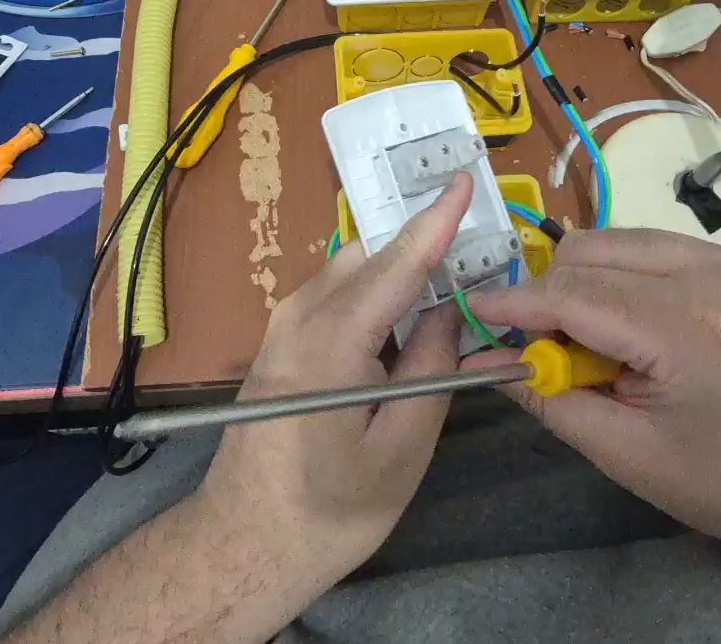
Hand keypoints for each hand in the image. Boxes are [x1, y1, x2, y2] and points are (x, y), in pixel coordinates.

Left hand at [190, 176, 468, 596]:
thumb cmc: (330, 510)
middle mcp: (300, 315)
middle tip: (478, 250)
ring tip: (452, 284)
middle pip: (372, 259)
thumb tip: (450, 311)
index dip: (435, 220)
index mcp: (331, 339)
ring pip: (352, 273)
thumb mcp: (399, 449)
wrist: (242, 542)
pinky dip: (376, 294)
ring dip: (401, 272)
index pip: (396, 264)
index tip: (463, 179)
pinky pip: (336, 296)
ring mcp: (283, 324)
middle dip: (424, 246)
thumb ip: (431, 371)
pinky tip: (406, 319)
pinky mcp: (280, 339)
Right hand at [462, 228, 720, 585]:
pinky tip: (627, 323)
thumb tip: (485, 359)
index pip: (572, 293)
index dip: (514, 302)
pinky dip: (616, 275)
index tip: (474, 312)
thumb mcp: (629, 456)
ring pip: (612, 240)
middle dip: (548, 295)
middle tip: (545, 348)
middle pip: (586, 253)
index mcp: (687, 330)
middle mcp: (708, 274)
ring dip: (581, 281)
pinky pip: (646, 246)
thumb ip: (549, 397)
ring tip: (591, 340)